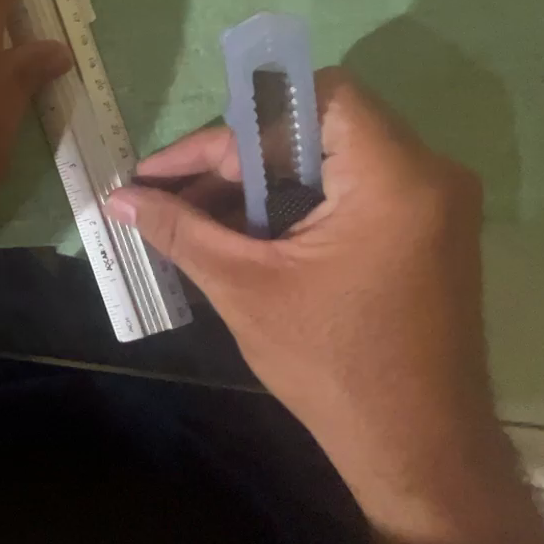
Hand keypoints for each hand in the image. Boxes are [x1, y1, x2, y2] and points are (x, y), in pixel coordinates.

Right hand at [106, 69, 510, 530]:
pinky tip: (232, 234)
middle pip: (310, 127)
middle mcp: (423, 176)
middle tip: (169, 192)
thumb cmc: (330, 362)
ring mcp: (425, 206)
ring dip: (251, 182)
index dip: (232, 122)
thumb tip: (119, 198)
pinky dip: (283, 203)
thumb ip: (178, 229)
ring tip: (189, 216)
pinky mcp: (416, 233)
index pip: (311, 97)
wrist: (414, 446)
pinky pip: (339, 192)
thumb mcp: (241, 287)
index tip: (173, 167)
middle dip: (231, 156)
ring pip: (321, 160)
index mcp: (392, 178)